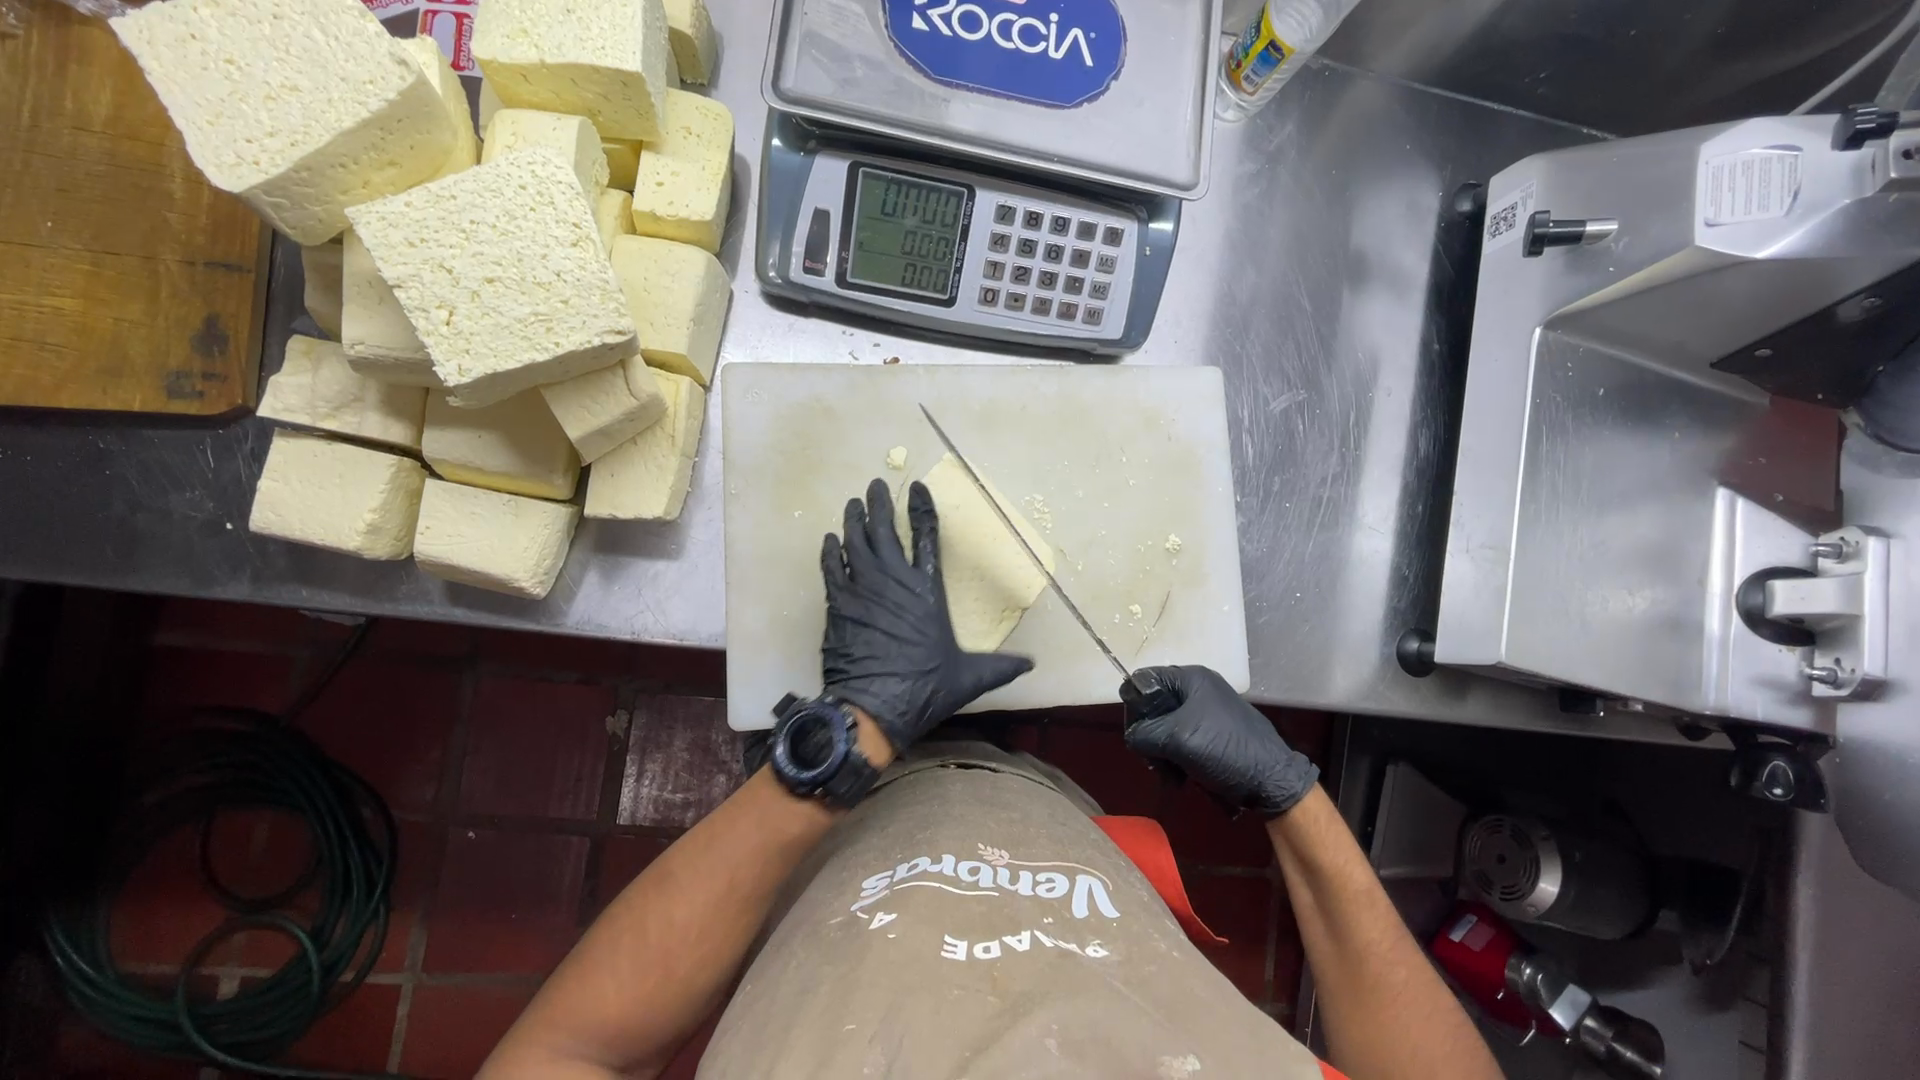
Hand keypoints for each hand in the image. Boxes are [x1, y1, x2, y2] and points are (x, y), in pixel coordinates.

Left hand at [820, 478, 1033, 751]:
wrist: (874, 707)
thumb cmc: (924, 689)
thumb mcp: (969, 677)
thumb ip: (999, 667)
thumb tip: (1031, 665)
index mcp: (928, 591)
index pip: (927, 536)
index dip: (922, 508)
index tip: (916, 487)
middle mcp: (894, 581)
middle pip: (884, 529)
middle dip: (879, 503)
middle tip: (875, 486)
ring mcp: (862, 589)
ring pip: (854, 542)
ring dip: (853, 520)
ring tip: (852, 504)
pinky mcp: (838, 604)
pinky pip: (831, 567)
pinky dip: (830, 550)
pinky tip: (830, 539)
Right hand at [1122, 665, 1318, 816]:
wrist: (1271, 779)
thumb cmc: (1224, 749)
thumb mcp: (1177, 739)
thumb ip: (1144, 734)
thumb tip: (1133, 737)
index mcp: (1191, 679)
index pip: (1145, 680)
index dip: (1135, 706)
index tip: (1137, 733)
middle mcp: (1197, 690)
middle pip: (1153, 706)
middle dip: (1149, 736)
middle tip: (1153, 760)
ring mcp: (1206, 713)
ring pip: (1165, 727)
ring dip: (1161, 753)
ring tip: (1169, 776)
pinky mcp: (1211, 734)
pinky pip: (1181, 741)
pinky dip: (1175, 759)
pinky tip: (1179, 779)